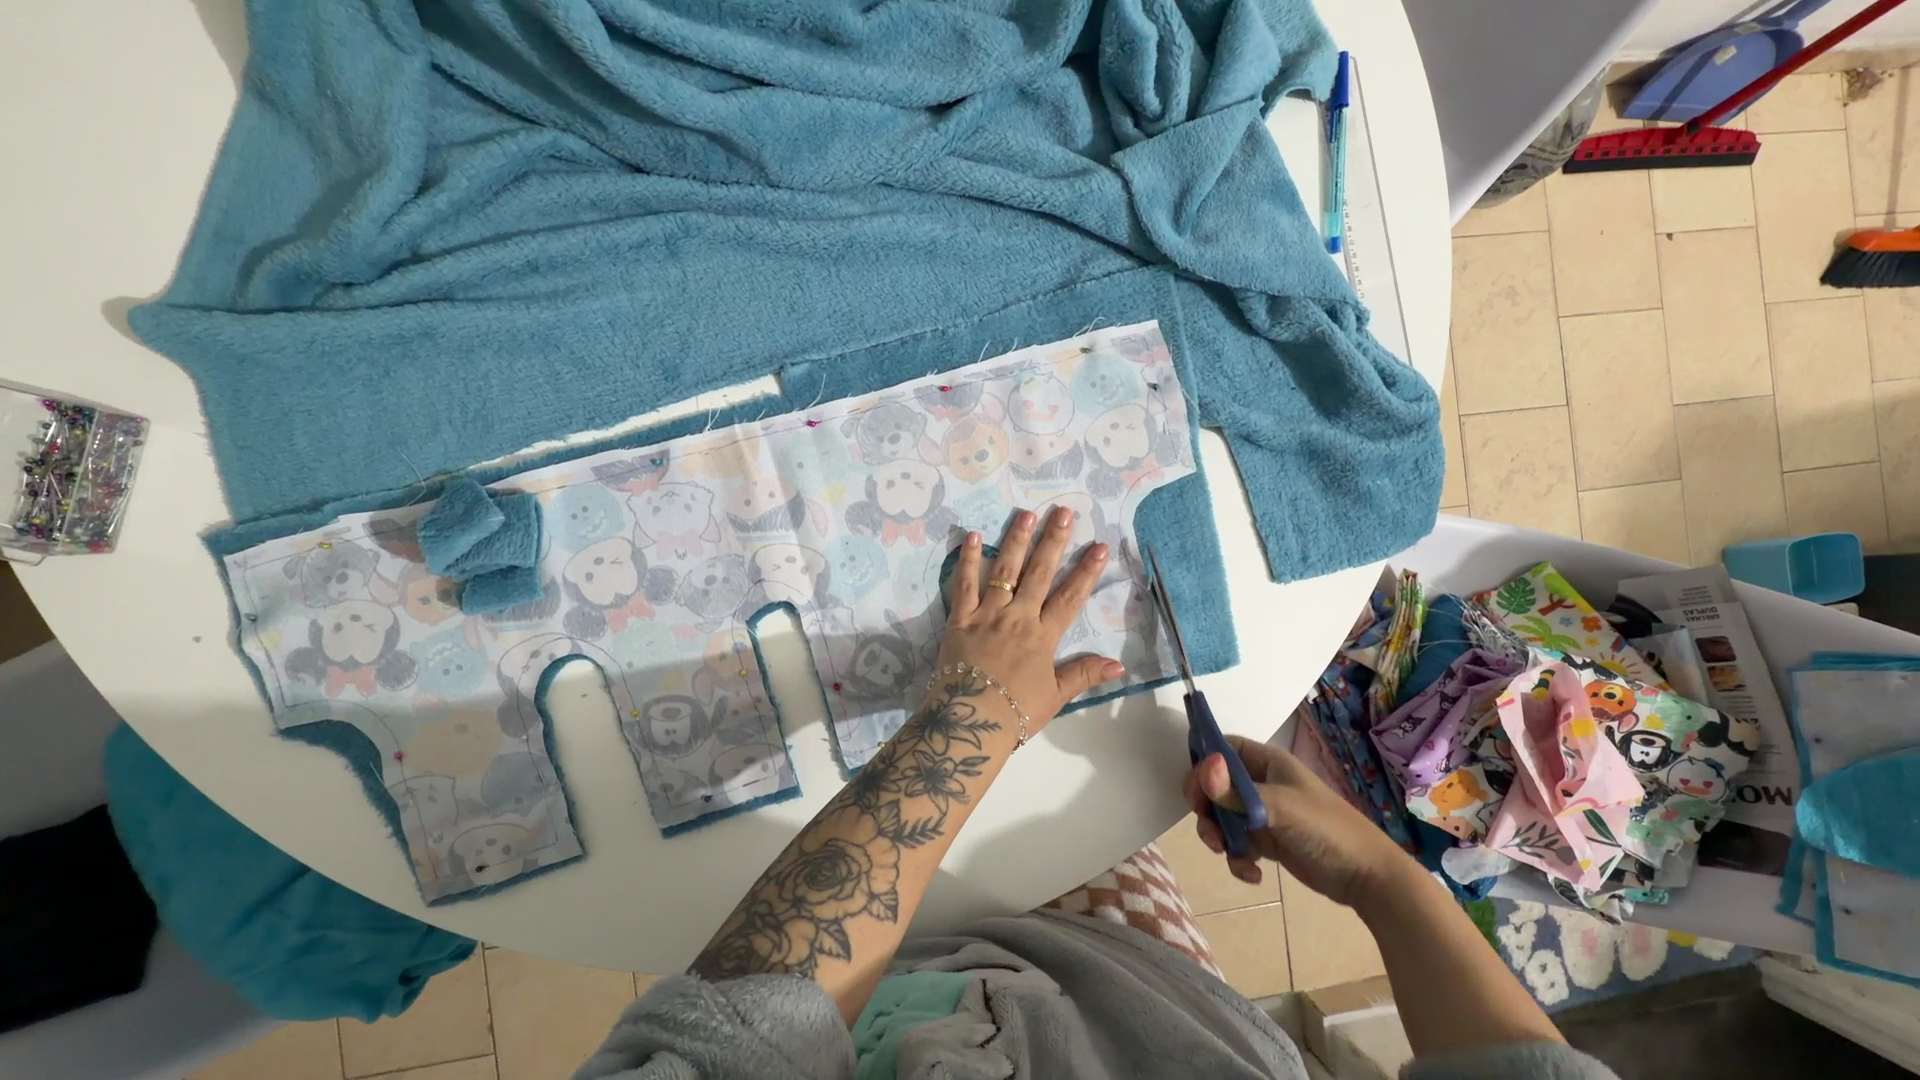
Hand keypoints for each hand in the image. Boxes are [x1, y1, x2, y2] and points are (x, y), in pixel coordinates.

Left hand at [939, 507, 1122, 731]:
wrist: (968, 719)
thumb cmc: (1014, 711)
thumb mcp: (1055, 696)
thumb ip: (1083, 674)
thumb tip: (1119, 664)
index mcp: (1043, 636)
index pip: (1070, 598)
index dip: (1086, 571)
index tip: (1099, 546)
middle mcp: (1018, 617)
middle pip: (1040, 573)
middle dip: (1054, 541)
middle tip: (1064, 511)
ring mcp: (987, 614)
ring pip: (1004, 571)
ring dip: (1016, 540)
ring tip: (1027, 514)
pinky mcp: (959, 618)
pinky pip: (964, 584)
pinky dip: (967, 560)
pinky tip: (971, 536)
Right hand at [1184, 734, 1411, 908]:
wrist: (1368, 877)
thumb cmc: (1327, 829)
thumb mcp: (1280, 807)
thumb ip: (1239, 792)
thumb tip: (1204, 768)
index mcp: (1268, 762)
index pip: (1223, 748)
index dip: (1203, 764)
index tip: (1195, 792)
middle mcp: (1262, 783)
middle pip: (1216, 786)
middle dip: (1207, 808)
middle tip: (1209, 830)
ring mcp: (1264, 813)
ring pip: (1223, 817)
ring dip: (1218, 836)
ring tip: (1227, 854)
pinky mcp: (1268, 841)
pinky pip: (1238, 844)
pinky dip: (1238, 859)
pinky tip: (1252, 874)